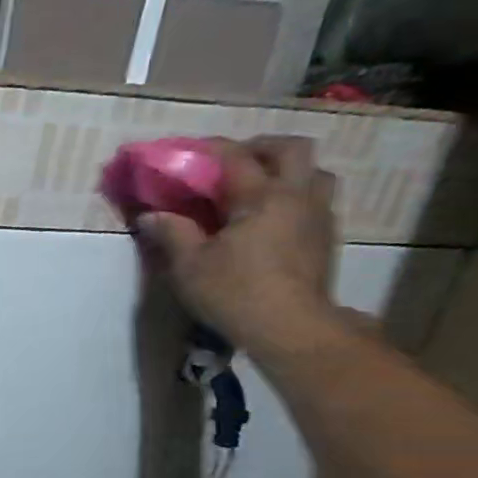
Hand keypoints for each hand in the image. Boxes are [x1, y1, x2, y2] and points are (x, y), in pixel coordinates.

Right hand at [132, 136, 343, 362]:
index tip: (188, 152)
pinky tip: (279, 221)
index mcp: (261, 196)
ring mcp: (318, 217)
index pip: (235, 156)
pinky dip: (300, 199)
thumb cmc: (236, 294)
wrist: (292, 330)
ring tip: (266, 189)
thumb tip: (150, 216)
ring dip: (291, 171)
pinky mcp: (327, 241)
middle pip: (292, 148)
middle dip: (263, 147)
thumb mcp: (191, 267)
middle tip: (238, 163)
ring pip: (316, 172)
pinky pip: (320, 202)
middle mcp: (296, 196)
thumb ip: (172, 234)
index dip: (210, 148)